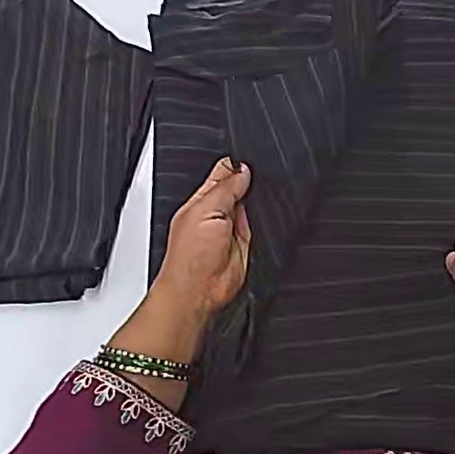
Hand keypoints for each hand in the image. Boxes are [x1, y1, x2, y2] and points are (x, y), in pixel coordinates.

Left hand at [153, 157, 252, 319]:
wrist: (200, 290)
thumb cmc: (190, 256)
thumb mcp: (205, 209)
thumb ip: (226, 188)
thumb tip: (243, 172)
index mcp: (201, 200)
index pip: (222, 173)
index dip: (235, 166)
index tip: (247, 163)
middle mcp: (217, 213)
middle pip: (240, 188)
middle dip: (248, 185)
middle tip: (251, 187)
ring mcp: (232, 228)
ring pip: (252, 206)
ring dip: (256, 205)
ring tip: (249, 211)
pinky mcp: (247, 243)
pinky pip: (261, 226)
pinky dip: (264, 223)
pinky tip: (259, 222)